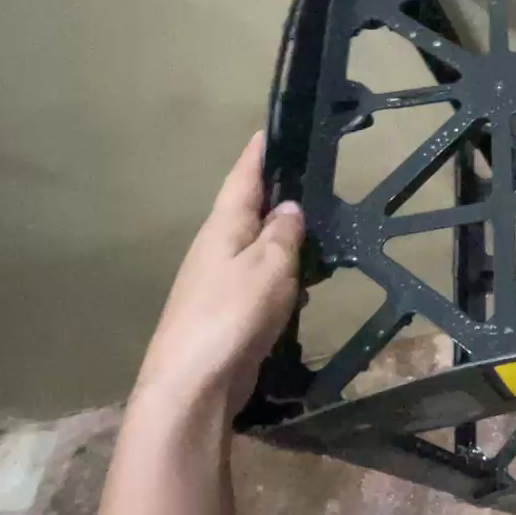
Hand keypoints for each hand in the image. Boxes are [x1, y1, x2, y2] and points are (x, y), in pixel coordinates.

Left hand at [133, 132, 301, 415]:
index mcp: (223, 229)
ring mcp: (218, 282)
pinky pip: (262, 277)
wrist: (192, 384)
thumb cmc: (231, 313)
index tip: (270, 130)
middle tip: (314, 178)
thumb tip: (289, 208)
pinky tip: (307, 282)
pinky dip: (285, 271)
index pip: (242, 179)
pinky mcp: (228, 311)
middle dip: (277, 195)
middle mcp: (216, 249)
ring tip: (323, 228)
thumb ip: (284, 232)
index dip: (257, 154)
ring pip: (258, 246)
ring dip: (286, 237)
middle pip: (249, 212)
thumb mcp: (270, 264)